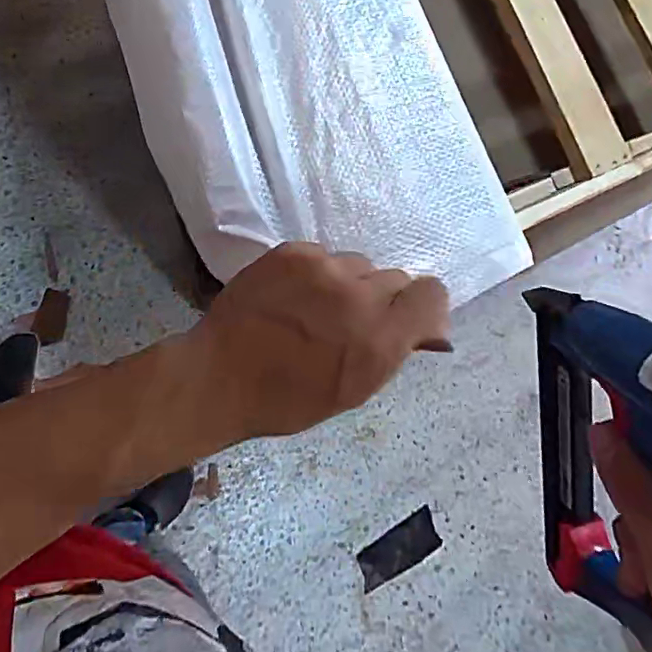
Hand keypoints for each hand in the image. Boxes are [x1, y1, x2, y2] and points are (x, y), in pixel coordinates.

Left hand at [188, 243, 449, 439]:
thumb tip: (426, 328)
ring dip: (348, 283)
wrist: (219, 376)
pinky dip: (316, 273)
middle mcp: (357, 297)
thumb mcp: (354, 390)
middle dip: (380, 299)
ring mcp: (322, 268)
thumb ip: (392, 351)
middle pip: (394, 278)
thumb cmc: (289, 399)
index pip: (432, 294)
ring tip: (315, 307)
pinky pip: (323, 255)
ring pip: (358, 264)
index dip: (422, 306)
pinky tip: (292, 295)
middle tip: (349, 321)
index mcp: (379, 340)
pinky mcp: (292, 252)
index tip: (406, 318)